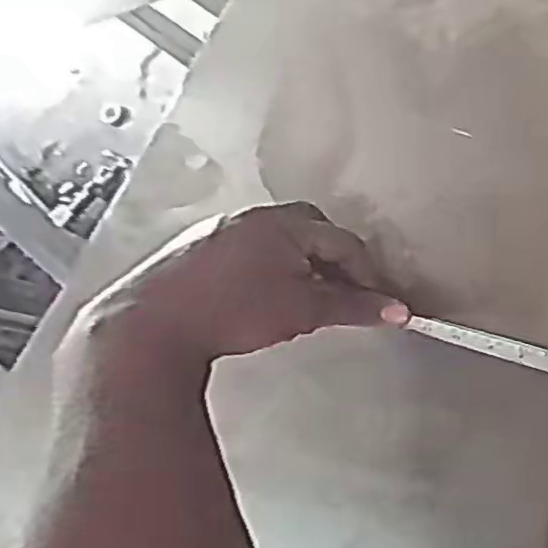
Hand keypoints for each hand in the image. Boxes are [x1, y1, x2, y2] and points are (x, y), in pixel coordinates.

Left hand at [75, 202, 408, 370]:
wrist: (151, 329)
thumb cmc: (230, 312)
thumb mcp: (308, 311)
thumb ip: (358, 307)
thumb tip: (397, 311)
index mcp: (281, 225)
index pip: (344, 242)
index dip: (367, 272)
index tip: (378, 298)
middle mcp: (249, 219)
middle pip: (314, 229)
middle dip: (336, 258)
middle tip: (348, 289)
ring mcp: (219, 232)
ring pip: (282, 239)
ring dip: (305, 262)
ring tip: (312, 295)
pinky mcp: (198, 250)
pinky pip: (253, 249)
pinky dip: (275, 266)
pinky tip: (274, 295)